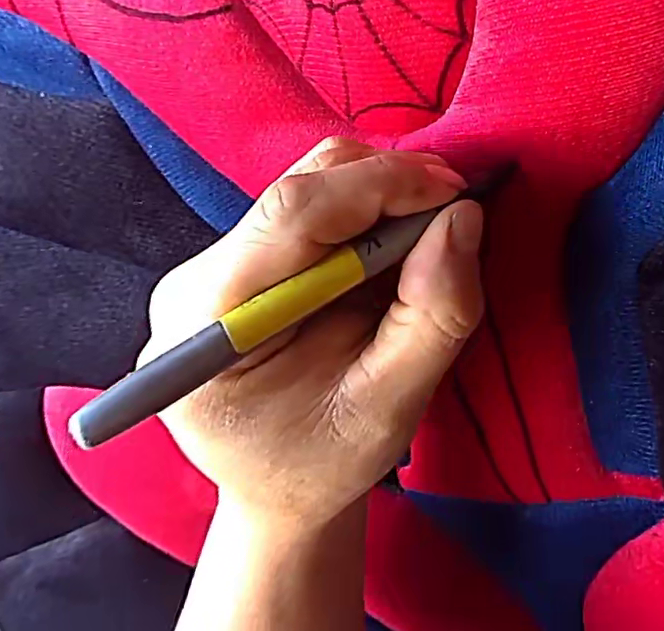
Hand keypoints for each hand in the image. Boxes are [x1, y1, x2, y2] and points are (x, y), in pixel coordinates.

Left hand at [144, 137, 484, 532]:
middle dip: (390, 183)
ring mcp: (220, 258)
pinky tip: (396, 239)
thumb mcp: (390, 411)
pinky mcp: (248, 251)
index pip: (294, 212)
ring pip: (313, 180)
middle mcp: (200, 276)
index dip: (381, 185)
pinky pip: (317, 198)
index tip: (454, 192)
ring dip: (384, 191)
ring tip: (427, 229)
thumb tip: (462, 217)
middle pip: (303, 186)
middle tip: (453, 208)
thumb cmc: (325, 463)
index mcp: (212, 323)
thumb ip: (433, 315)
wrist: (280, 483)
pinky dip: (371, 203)